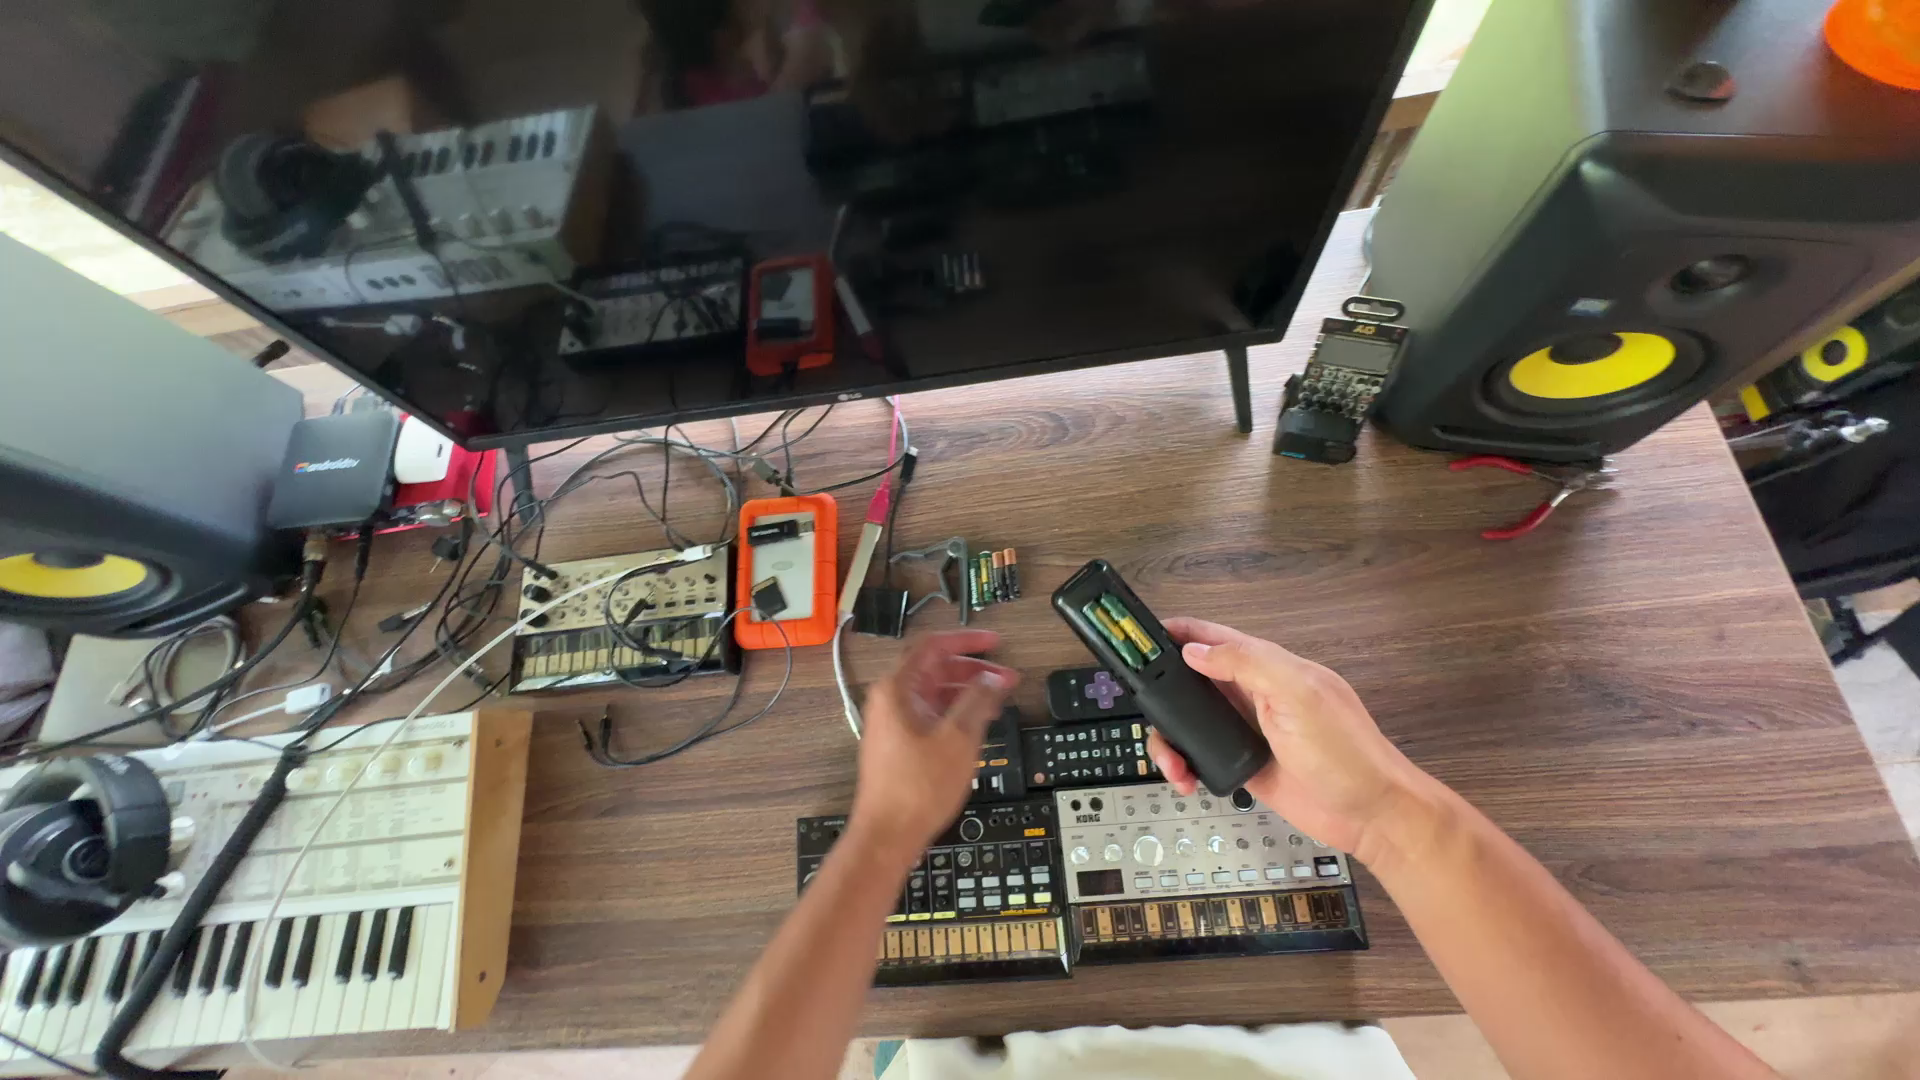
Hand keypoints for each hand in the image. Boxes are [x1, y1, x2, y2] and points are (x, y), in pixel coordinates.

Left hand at [848, 630, 1019, 865]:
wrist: (887, 836)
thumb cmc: (915, 789)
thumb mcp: (958, 738)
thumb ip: (977, 700)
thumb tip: (992, 677)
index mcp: (897, 689)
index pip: (933, 646)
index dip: (966, 640)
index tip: (994, 643)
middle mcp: (890, 700)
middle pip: (934, 668)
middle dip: (972, 669)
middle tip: (1004, 676)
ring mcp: (893, 722)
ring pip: (934, 692)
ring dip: (965, 691)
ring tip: (997, 699)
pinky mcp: (899, 743)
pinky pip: (930, 713)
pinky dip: (955, 712)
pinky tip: (977, 722)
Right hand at [1146, 618, 1429, 863]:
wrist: (1372, 816)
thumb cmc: (1345, 752)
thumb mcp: (1298, 696)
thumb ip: (1247, 665)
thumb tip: (1193, 651)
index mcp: (1267, 667)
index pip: (1213, 638)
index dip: (1176, 632)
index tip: (1139, 637)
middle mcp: (1250, 693)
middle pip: (1190, 680)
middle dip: (1161, 694)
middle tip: (1142, 709)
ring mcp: (1244, 729)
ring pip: (1188, 721)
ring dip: (1169, 737)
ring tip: (1171, 764)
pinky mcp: (1239, 763)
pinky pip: (1198, 754)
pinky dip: (1183, 764)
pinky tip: (1186, 780)